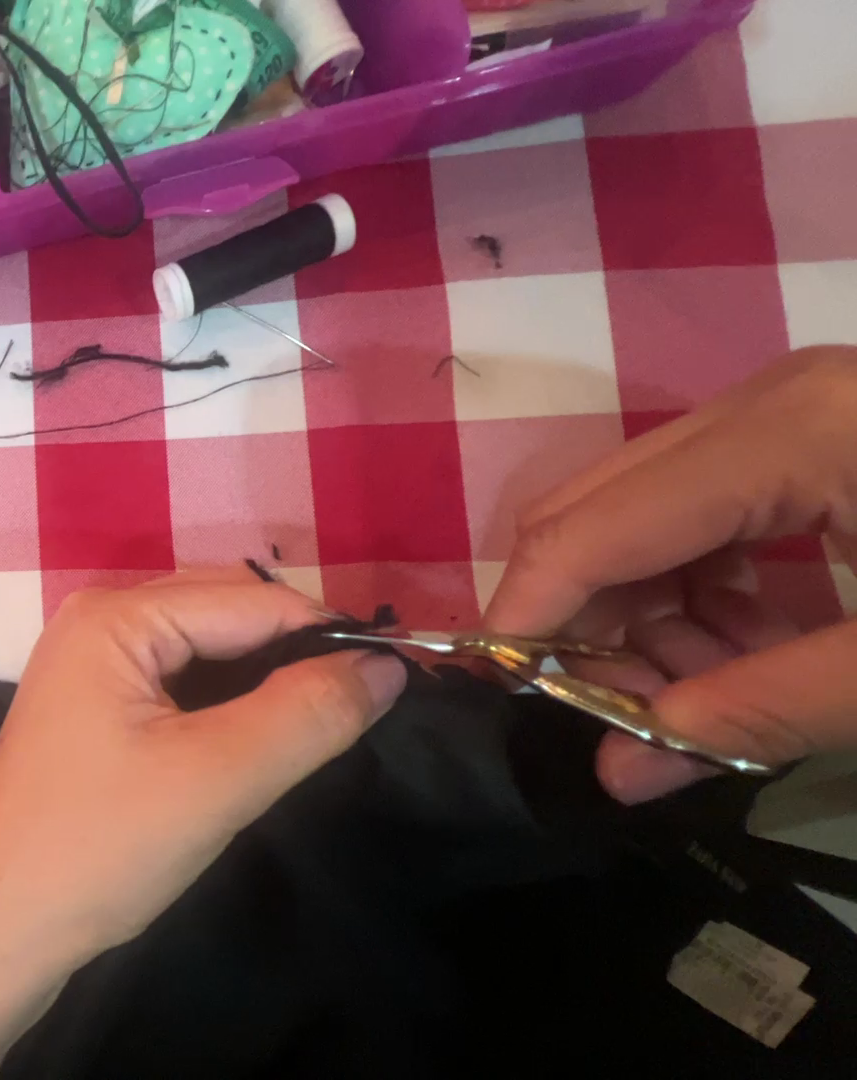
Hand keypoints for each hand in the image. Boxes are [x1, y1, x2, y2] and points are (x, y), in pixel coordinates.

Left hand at [0, 569, 405, 1079]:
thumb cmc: (100, 845)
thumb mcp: (217, 777)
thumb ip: (308, 712)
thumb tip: (387, 662)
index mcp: (114, 615)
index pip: (250, 599)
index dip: (329, 634)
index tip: (403, 680)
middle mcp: (94, 618)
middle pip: (222, 610)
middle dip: (292, 652)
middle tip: (360, 710)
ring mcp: (86, 659)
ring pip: (201, 644)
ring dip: (259, 676)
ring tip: (314, 725)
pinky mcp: (88, 699)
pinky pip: (173, 675)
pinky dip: (220, 696)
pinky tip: (253, 732)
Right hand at [486, 346, 856, 802]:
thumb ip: (762, 713)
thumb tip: (614, 772)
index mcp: (787, 434)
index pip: (585, 533)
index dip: (526, 616)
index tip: (493, 693)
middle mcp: (754, 403)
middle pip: (587, 514)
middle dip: (582, 619)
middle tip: (613, 706)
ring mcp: (781, 408)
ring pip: (629, 515)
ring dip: (640, 609)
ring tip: (702, 685)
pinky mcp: (810, 427)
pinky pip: (689, 511)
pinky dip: (692, 585)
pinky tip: (747, 639)